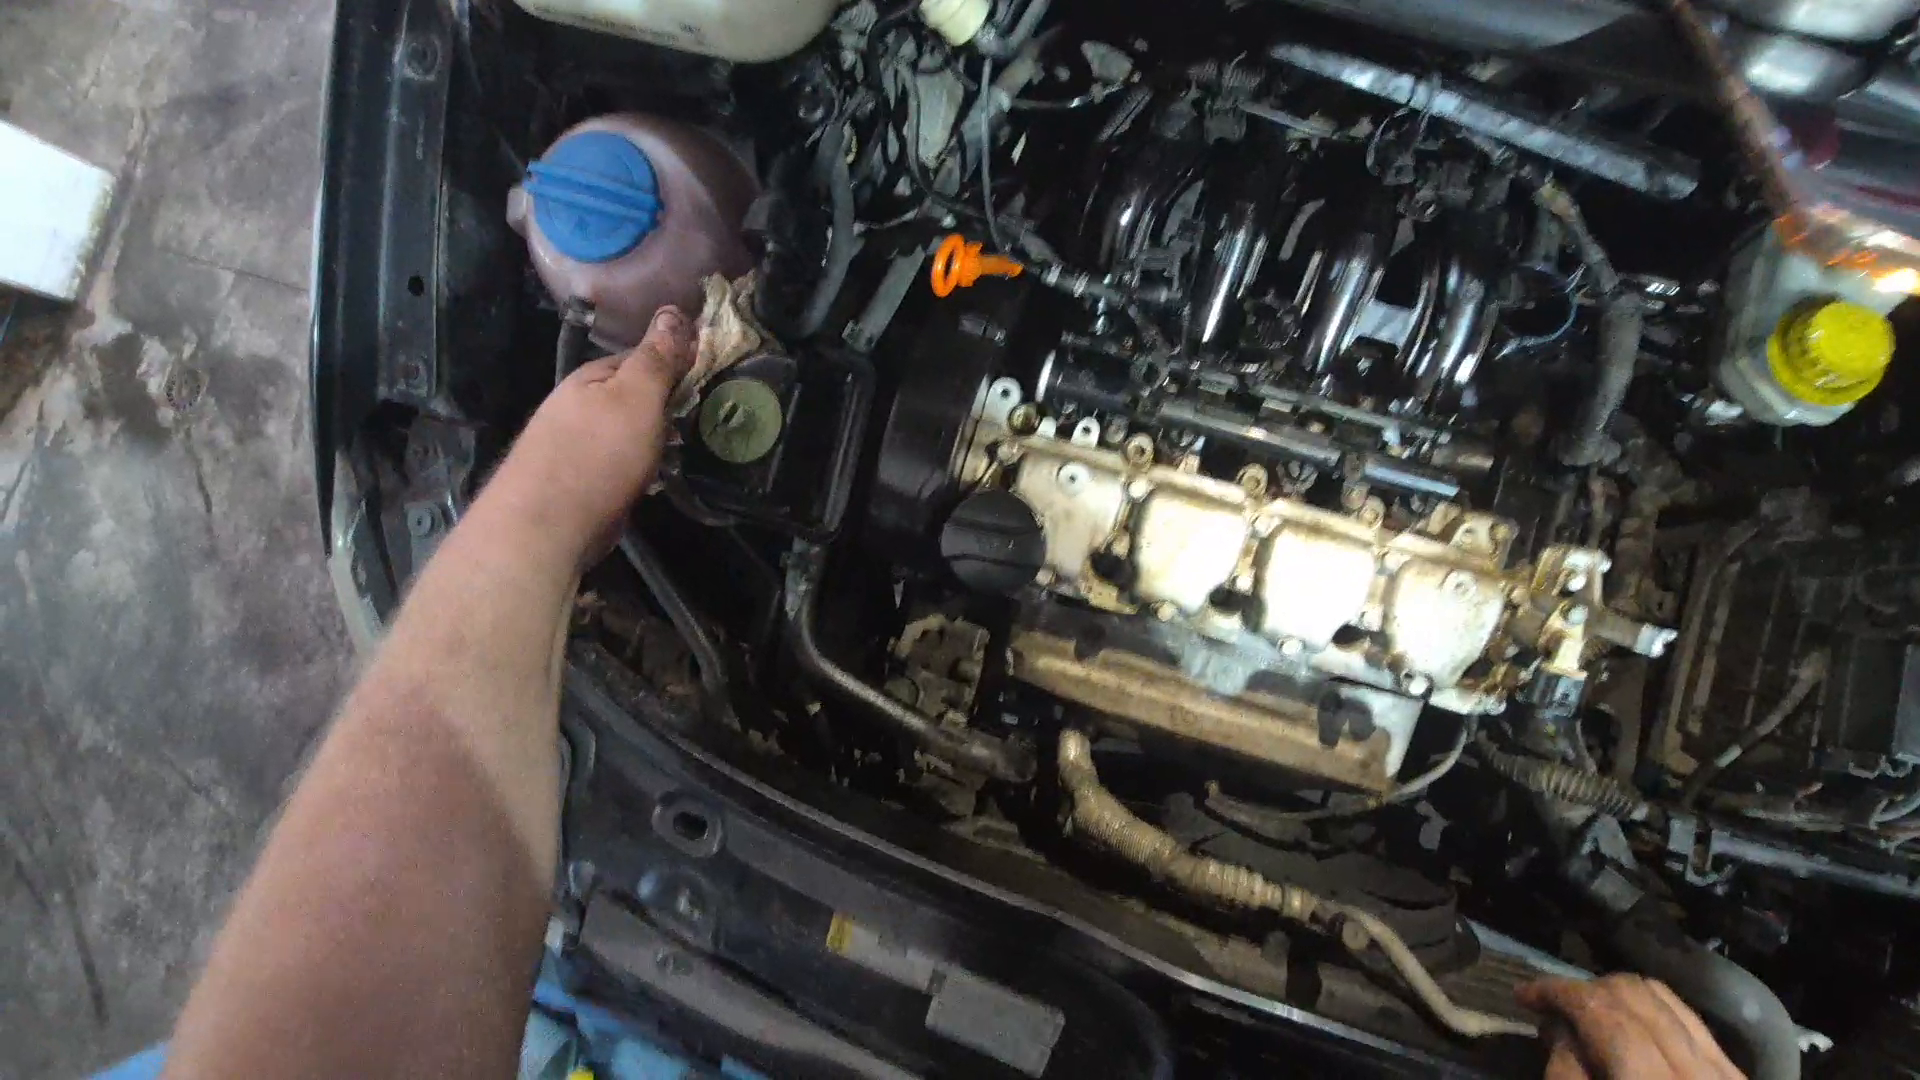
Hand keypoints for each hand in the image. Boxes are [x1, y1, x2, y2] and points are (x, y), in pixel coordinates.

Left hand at [476, 306, 694, 570]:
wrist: (549, 525)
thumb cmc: (598, 453)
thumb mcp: (636, 396)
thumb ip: (657, 357)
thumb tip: (673, 309)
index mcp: (592, 377)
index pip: (643, 357)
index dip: (679, 364)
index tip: (714, 377)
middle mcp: (582, 405)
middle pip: (638, 396)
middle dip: (671, 405)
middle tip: (709, 417)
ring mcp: (581, 444)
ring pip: (634, 431)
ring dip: (661, 438)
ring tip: (693, 448)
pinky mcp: (587, 480)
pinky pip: (627, 462)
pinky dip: (647, 466)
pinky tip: (663, 477)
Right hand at [1517, 975, 1741, 1078]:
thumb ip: (1567, 1070)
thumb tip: (1560, 1026)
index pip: (1597, 1007)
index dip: (1552, 990)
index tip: (1522, 995)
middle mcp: (1697, 1073)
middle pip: (1632, 993)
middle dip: (1583, 988)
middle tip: (1553, 1005)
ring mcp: (1728, 1077)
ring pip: (1665, 999)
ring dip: (1617, 994)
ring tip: (1590, 1010)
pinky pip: (1692, 1024)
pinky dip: (1651, 1011)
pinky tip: (1630, 1029)